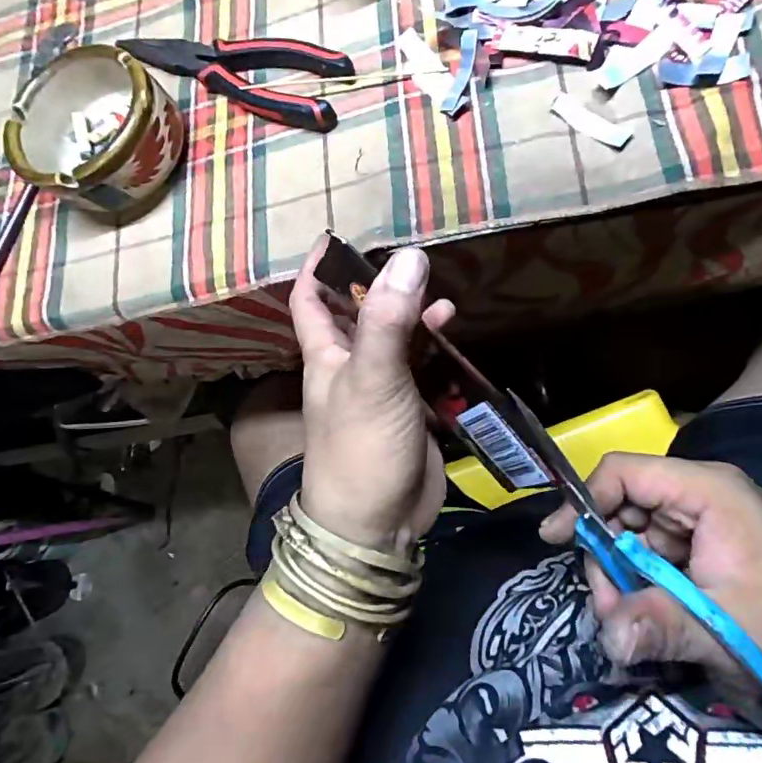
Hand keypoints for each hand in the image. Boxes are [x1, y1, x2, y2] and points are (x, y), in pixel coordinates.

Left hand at [289, 239, 454, 552]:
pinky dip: (435, 350)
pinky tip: (452, 336)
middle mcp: (349, 367)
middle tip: (408, 258)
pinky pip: (421, 369)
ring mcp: (381, 390)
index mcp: (325, 356)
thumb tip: (409, 257)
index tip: (334, 238)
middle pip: (359, 315)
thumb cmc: (361, 448)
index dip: (317, 269)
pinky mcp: (409, 411)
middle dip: (378, 287)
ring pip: (395, 340)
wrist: (377, 523)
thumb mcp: (371, 379)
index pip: (309, 301)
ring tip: (440, 296)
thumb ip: (389, 322)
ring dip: (413, 316)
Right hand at [539, 454, 761, 723]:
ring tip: (635, 622)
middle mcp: (700, 498)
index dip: (583, 501)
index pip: (624, 473)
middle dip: (603, 555)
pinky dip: (636, 585)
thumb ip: (666, 628)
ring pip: (626, 534)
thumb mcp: (732, 636)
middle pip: (618, 505)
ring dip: (618, 577)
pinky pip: (645, 555)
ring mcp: (699, 523)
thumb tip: (608, 636)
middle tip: (611, 608)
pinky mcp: (699, 549)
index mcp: (710, 494)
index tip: (557, 541)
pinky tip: (650, 618)